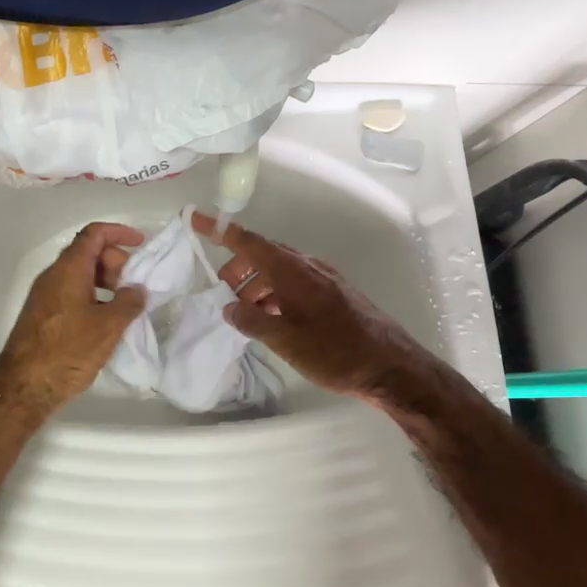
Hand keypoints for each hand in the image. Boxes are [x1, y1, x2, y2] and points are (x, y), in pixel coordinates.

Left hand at [0, 222, 147, 414]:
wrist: (24, 386)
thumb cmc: (68, 351)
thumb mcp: (107, 327)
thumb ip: (128, 303)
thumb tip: (137, 289)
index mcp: (69, 269)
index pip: (93, 234)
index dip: (119, 233)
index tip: (140, 245)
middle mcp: (54, 276)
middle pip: (87, 252)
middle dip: (115, 261)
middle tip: (134, 285)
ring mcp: (45, 296)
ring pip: (79, 275)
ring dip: (104, 281)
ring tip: (123, 305)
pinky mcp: (42, 315)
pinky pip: (71, 293)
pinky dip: (92, 296)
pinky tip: (105, 322)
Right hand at [193, 212, 444, 408]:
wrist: (391, 367)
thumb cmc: (335, 351)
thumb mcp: (285, 340)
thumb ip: (252, 321)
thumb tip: (228, 308)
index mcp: (292, 270)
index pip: (248, 241)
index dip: (219, 230)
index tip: (195, 219)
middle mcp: (307, 266)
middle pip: (264, 253)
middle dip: (238, 266)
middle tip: (221, 289)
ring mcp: (324, 279)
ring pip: (280, 270)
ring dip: (257, 283)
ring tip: (245, 310)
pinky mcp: (335, 294)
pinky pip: (295, 282)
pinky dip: (275, 292)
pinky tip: (272, 317)